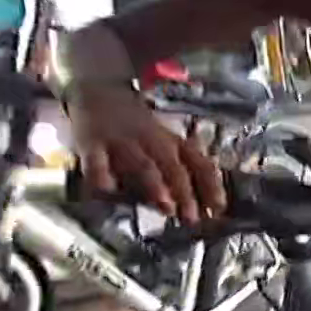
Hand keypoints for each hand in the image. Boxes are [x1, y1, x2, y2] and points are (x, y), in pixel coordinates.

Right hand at [67, 83, 224, 221]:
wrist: (100, 92)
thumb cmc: (139, 129)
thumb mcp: (166, 143)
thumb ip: (180, 168)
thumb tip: (200, 204)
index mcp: (175, 143)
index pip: (200, 164)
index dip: (212, 186)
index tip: (219, 208)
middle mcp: (154, 142)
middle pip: (174, 167)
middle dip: (186, 193)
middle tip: (193, 217)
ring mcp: (123, 142)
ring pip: (144, 165)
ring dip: (157, 187)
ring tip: (167, 208)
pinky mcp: (91, 143)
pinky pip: (97, 162)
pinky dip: (102, 175)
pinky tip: (108, 190)